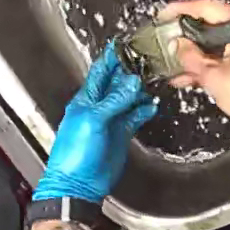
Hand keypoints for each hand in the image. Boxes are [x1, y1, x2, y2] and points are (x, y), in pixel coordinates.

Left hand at [35, 45, 158, 202]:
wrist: (79, 184)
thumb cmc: (75, 153)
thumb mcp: (93, 120)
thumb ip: (114, 100)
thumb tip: (132, 82)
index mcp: (85, 100)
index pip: (100, 73)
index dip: (111, 59)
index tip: (123, 45)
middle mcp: (98, 108)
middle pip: (117, 84)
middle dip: (131, 72)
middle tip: (146, 60)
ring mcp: (111, 121)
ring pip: (128, 100)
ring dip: (140, 91)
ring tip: (154, 80)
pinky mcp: (121, 134)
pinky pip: (135, 117)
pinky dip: (144, 110)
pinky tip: (152, 104)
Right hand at [162, 0, 229, 135]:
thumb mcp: (213, 77)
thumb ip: (191, 58)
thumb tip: (177, 45)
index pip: (206, 6)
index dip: (181, 9)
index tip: (166, 15)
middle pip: (210, 23)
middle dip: (186, 33)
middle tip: (168, 38)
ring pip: (215, 42)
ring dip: (195, 52)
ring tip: (175, 61)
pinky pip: (224, 54)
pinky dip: (208, 62)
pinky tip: (191, 74)